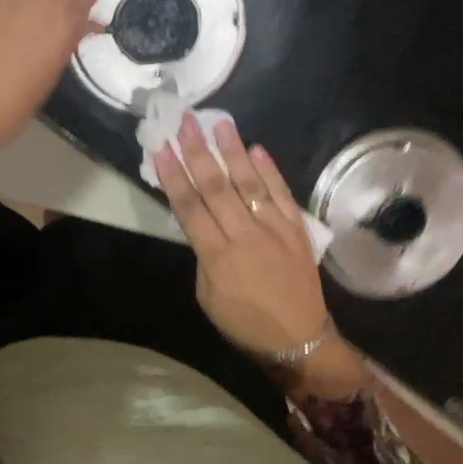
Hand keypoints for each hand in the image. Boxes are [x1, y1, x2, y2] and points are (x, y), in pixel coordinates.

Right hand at [155, 114, 366, 398]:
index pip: (189, 207)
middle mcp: (245, 236)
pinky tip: (256, 148)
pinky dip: (270, 170)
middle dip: (198, 152)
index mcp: (217, 256)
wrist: (300, 341)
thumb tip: (200, 222)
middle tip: (185, 123)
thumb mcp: (208, 297)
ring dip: (233, 151)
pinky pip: (282, 194)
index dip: (173, 176)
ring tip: (220, 122)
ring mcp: (275, 229)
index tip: (161, 148)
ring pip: (249, 183)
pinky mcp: (297, 229)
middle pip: (216, 187)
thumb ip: (203, 255)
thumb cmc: (245, 324)